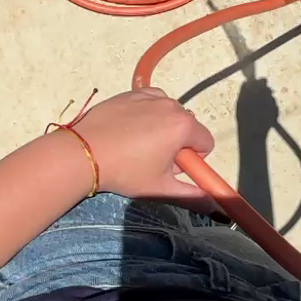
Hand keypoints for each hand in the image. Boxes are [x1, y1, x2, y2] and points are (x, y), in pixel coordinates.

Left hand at [68, 88, 214, 202]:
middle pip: (187, 126)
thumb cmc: (125, 171)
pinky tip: (127, 129)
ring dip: (161, 127)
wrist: (83, 152)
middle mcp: (170, 105)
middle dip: (177, 143)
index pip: (206, 142)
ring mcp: (149, 96)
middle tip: (151, 159)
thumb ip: (193, 197)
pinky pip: (149, 102)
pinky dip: (145, 113)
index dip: (192, 159)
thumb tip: (217, 207)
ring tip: (136, 145)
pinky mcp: (130, 93)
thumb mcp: (161, 188)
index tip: (170, 168)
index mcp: (183, 127)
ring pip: (168, 113)